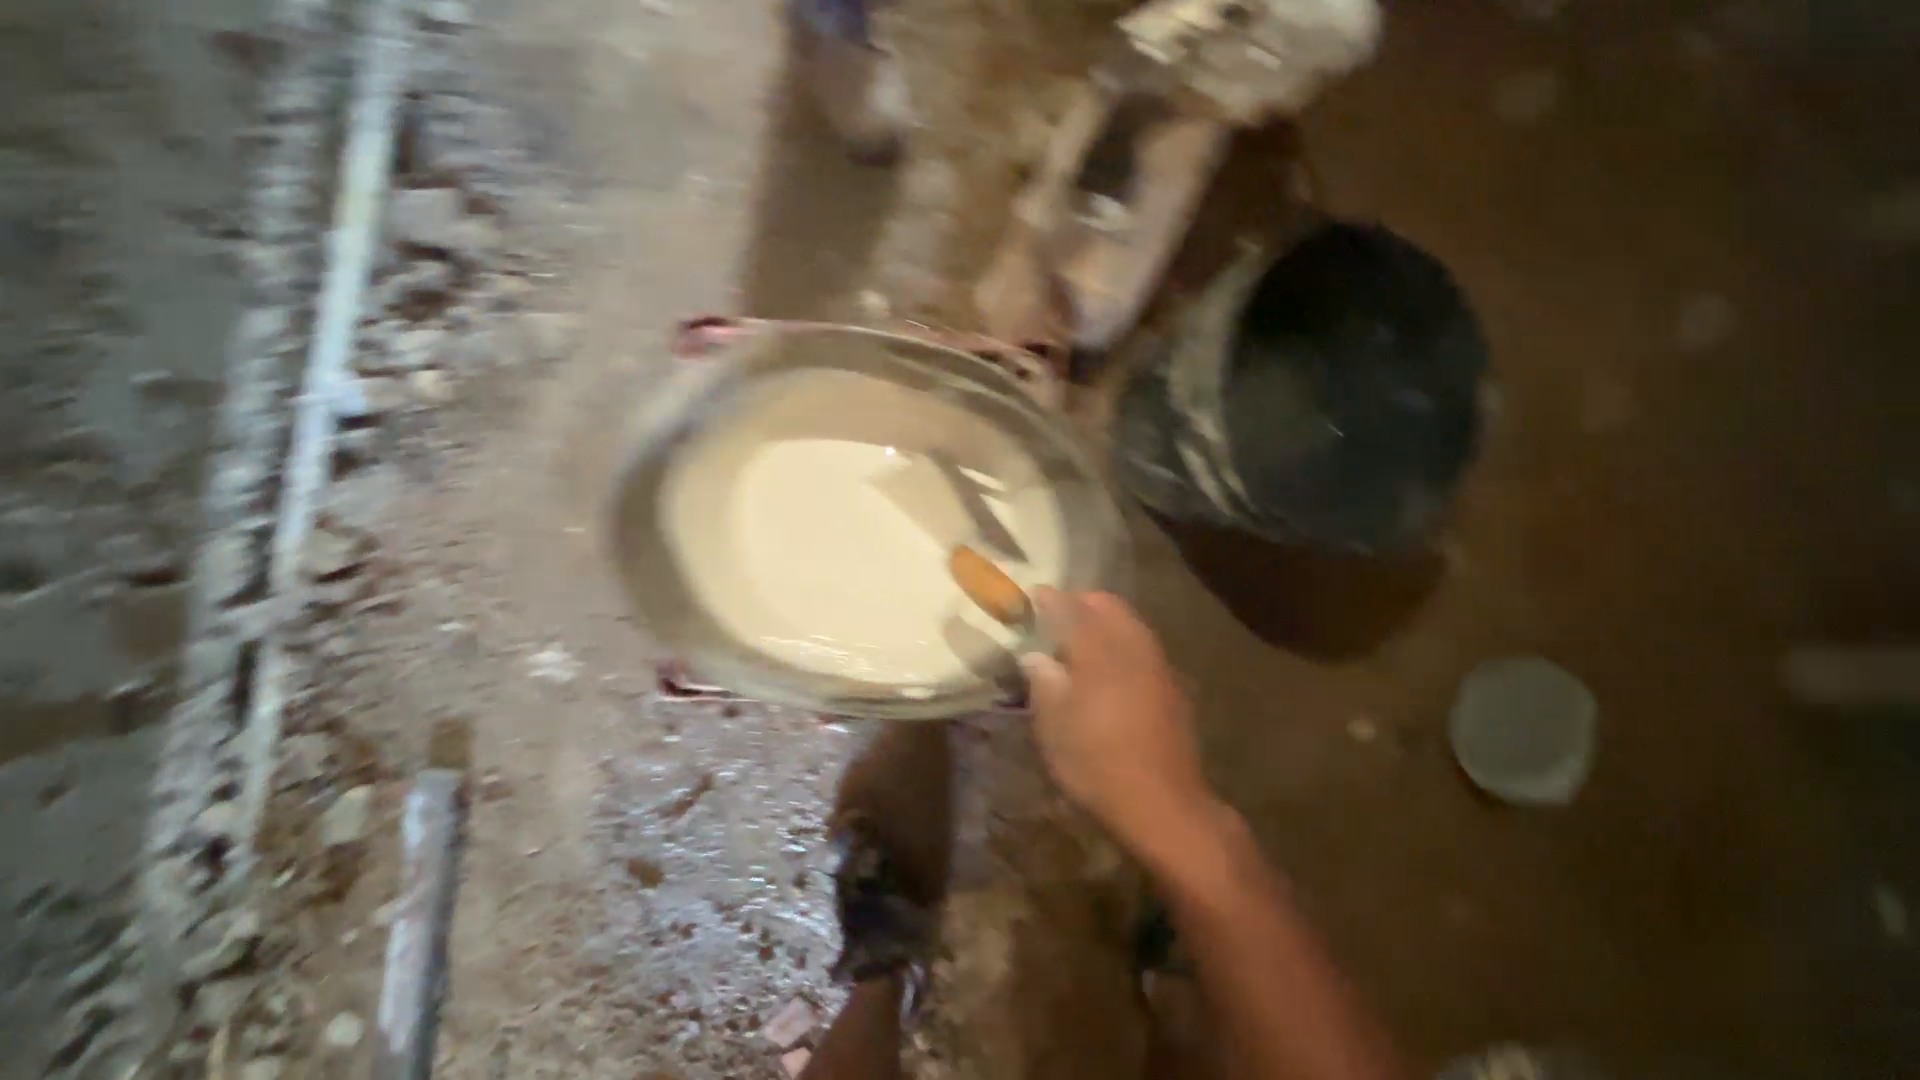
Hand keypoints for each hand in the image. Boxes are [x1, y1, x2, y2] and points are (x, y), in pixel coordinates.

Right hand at [1019, 590, 1217, 863]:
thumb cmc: (1096, 761)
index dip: (1048, 600)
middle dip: (1080, 603)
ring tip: (1080, 640)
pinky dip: (1121, 643)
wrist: (1161, 801)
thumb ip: (1042, 680)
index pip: (1070, 608)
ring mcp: (1157, 665)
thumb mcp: (1053, 725)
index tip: (1032, 597)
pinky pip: (1142, 646)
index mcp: (1098, 649)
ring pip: (1129, 624)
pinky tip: (1109, 667)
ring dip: (1104, 621)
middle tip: (1055, 616)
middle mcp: (1132, 646)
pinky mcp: (1171, 686)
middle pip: (1107, 606)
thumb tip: (1034, 656)